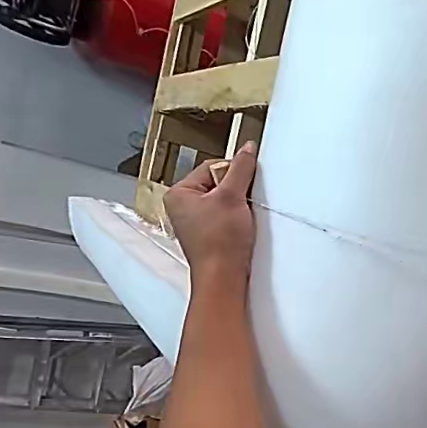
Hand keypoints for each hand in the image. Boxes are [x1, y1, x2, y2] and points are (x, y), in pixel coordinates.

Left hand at [164, 141, 256, 287]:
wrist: (224, 278)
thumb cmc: (219, 243)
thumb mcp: (232, 196)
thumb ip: (241, 168)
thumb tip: (247, 149)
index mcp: (179, 194)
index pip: (212, 167)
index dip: (233, 174)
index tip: (244, 185)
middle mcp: (184, 207)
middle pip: (219, 183)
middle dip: (237, 192)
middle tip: (240, 207)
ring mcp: (197, 223)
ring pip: (225, 201)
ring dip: (239, 207)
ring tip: (239, 222)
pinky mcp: (210, 236)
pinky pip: (227, 217)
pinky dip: (238, 220)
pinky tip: (241, 230)